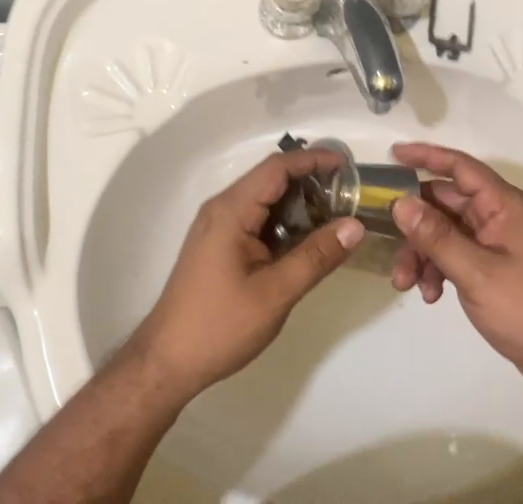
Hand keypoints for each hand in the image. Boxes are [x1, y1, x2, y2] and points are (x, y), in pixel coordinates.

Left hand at [127, 148, 363, 398]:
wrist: (167, 362)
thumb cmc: (219, 326)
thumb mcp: (276, 293)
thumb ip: (317, 256)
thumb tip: (355, 226)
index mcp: (231, 211)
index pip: (277, 168)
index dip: (313, 160)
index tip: (347, 165)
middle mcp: (221, 209)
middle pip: (271, 179)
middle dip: (310, 180)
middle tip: (348, 193)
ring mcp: (217, 228)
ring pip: (264, 200)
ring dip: (298, 203)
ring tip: (336, 215)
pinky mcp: (218, 246)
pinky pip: (256, 219)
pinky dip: (284, 221)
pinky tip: (307, 239)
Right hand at [388, 142, 522, 392]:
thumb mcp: (477, 272)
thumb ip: (437, 236)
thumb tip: (401, 203)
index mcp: (502, 205)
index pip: (459, 167)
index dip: (426, 156)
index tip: (393, 153)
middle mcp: (498, 217)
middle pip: (445, 203)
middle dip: (414, 222)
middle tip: (386, 240)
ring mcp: (495, 244)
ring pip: (445, 233)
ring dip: (422, 252)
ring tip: (406, 284)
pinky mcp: (492, 270)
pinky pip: (454, 256)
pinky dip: (437, 270)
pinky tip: (430, 295)